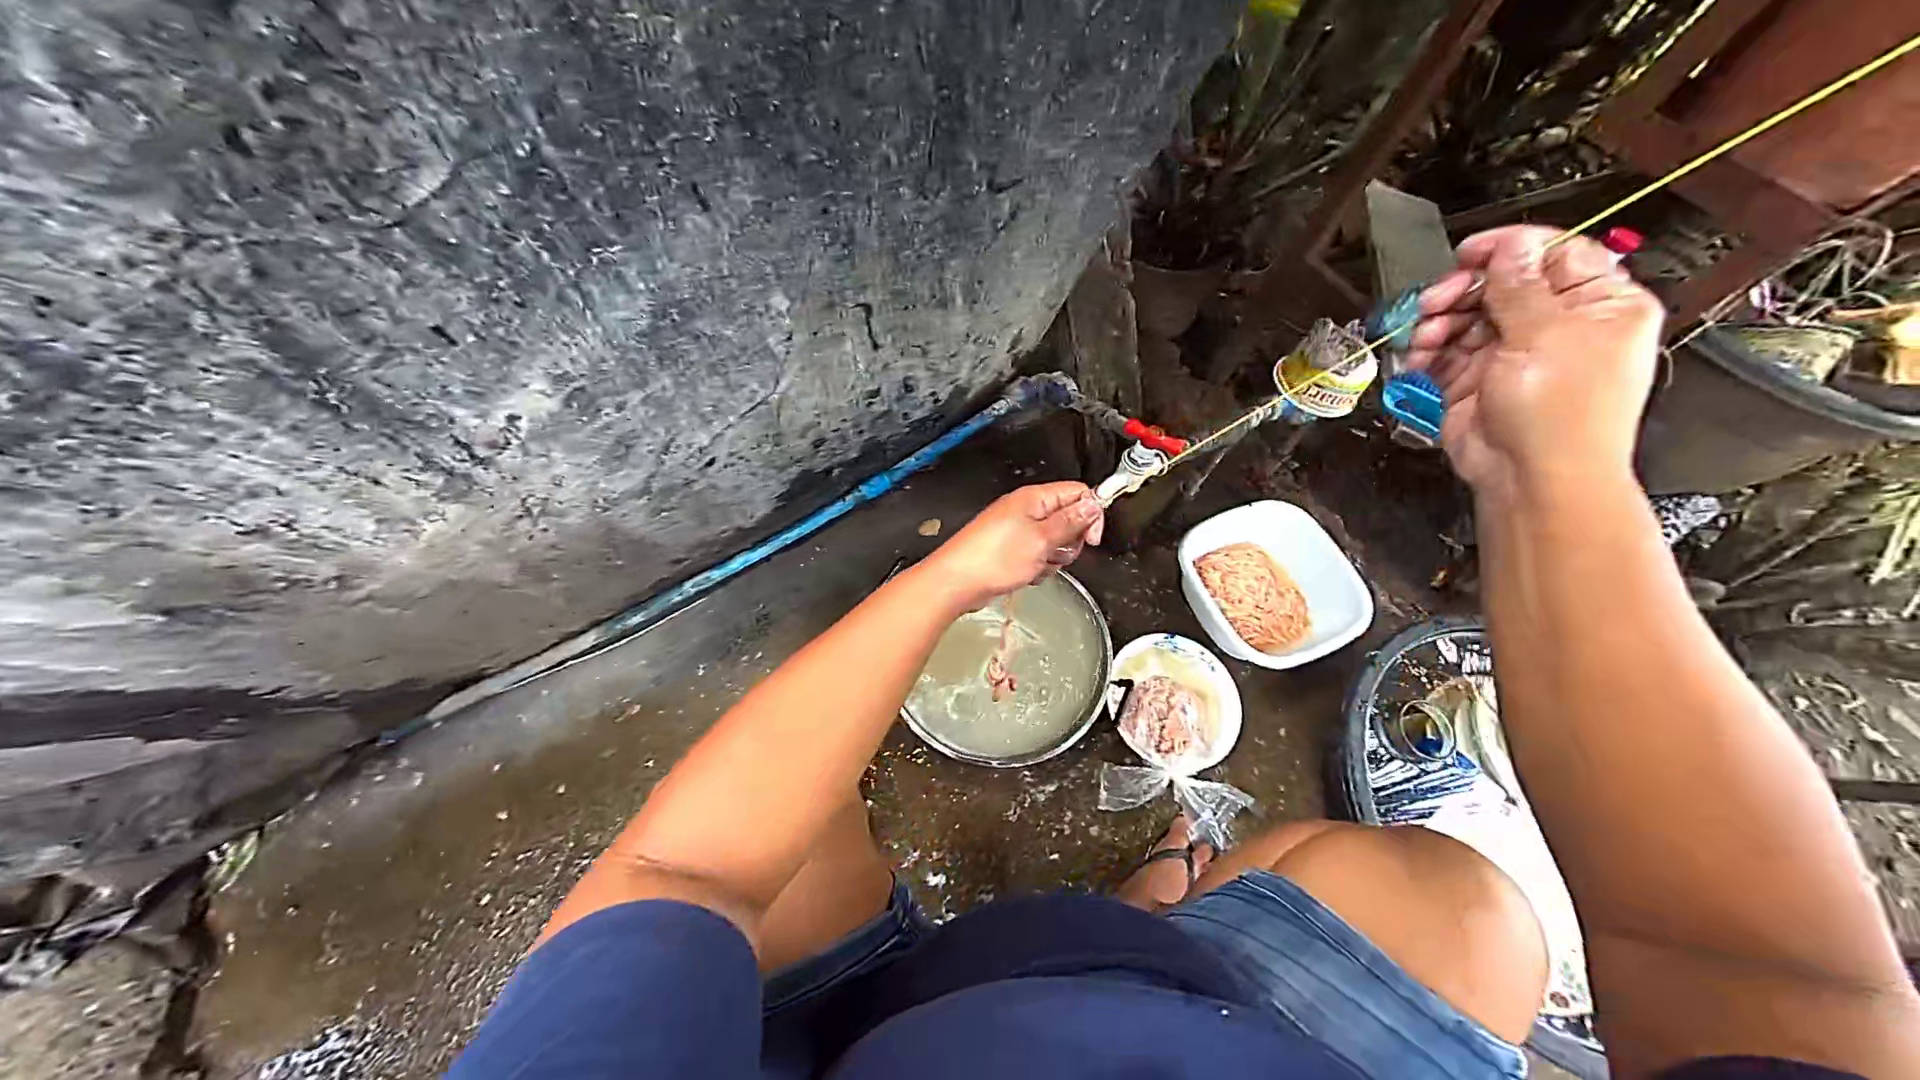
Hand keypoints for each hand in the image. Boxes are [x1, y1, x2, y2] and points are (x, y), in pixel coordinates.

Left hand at [920, 481, 1103, 611]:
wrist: (956, 582)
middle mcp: (1026, 510)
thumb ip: (1071, 522)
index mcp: (1034, 498)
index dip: (1091, 514)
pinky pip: (1038, 556)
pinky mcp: (1012, 549)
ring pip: (1055, 543)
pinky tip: (1025, 573)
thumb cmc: (989, 558)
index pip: (1078, 493)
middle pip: (1069, 520)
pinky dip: (1037, 568)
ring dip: (1051, 558)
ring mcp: (1018, 531)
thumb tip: (1093, 506)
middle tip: (1054, 551)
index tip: (1091, 537)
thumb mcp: (1041, 539)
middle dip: (1069, 542)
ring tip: (1034, 563)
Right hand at [1405, 225, 1663, 501]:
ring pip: (1466, 320)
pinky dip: (1427, 352)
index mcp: (1597, 306)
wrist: (1530, 476)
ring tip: (1425, 336)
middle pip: (1499, 288)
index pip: (1552, 257)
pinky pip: (1445, 354)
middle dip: (1461, 293)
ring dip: (1438, 323)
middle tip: (1436, 301)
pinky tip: (1420, 356)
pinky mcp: (1475, 381)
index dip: (1508, 250)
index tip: (1470, 253)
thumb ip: (1520, 287)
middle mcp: (1555, 328)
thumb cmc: (1562, 418)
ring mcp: (1512, 356)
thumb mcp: (1544, 335)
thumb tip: (1511, 247)